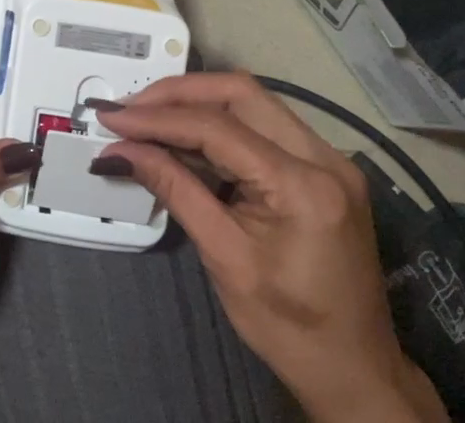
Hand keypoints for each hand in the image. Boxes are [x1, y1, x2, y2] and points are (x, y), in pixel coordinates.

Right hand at [92, 73, 446, 422]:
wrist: (355, 370)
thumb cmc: (289, 326)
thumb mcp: (224, 256)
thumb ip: (174, 189)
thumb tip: (119, 150)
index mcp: (304, 186)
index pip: (217, 128)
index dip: (156, 118)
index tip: (109, 118)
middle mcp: (324, 158)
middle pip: (240, 94)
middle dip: (176, 95)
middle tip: (128, 111)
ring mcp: (328, 160)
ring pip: (251, 103)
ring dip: (194, 105)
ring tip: (144, 121)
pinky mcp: (322, 169)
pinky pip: (262, 127)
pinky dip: (217, 125)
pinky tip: (181, 140)